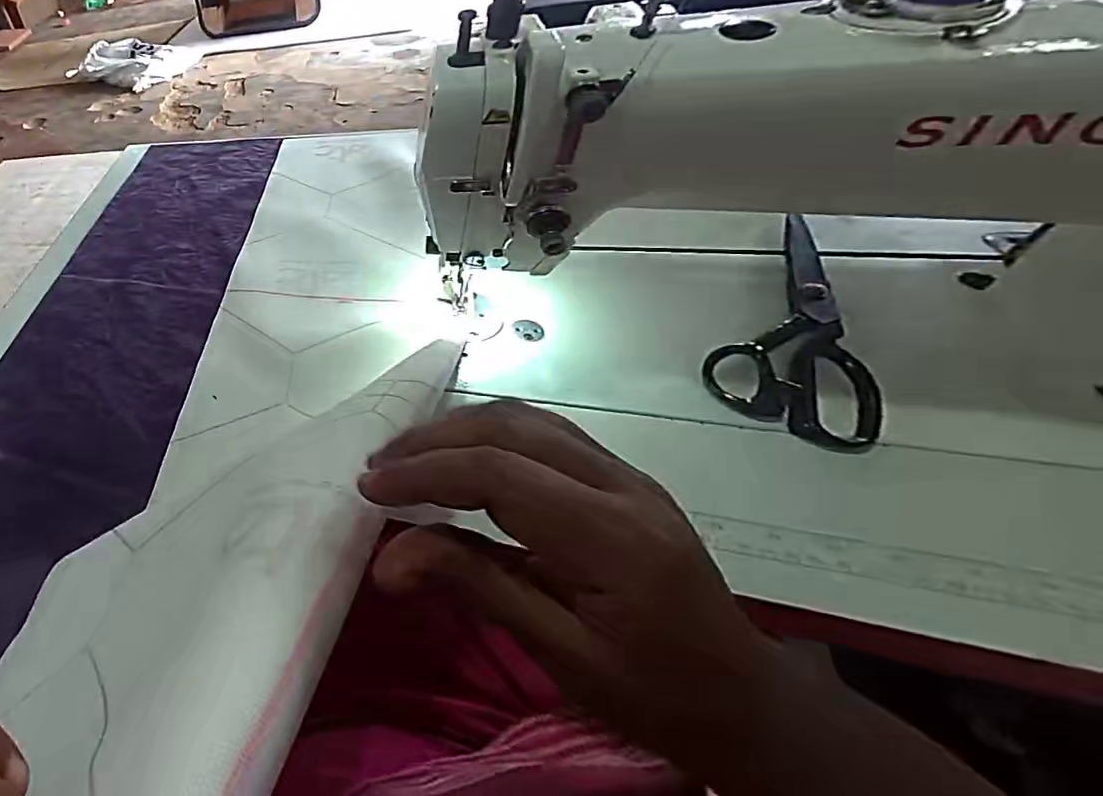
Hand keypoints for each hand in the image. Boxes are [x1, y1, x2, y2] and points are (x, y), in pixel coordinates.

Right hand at [357, 400, 999, 795]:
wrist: (750, 702)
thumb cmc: (655, 694)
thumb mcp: (562, 656)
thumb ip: (475, 589)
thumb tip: (387, 560)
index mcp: (613, 538)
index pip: (499, 474)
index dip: (425, 472)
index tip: (370, 488)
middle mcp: (621, 485)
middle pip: (507, 428)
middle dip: (431, 441)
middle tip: (380, 468)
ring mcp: (624, 472)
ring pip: (523, 416)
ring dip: (454, 428)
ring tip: (407, 456)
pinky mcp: (618, 473)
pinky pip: (540, 428)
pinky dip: (485, 430)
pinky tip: (459, 452)